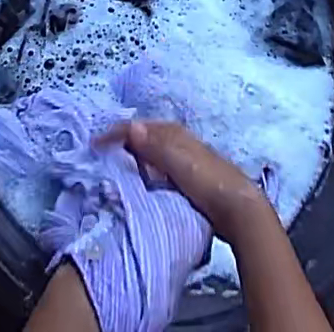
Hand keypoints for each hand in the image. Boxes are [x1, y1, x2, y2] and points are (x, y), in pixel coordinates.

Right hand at [95, 120, 272, 235]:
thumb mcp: (179, 163)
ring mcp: (187, 157)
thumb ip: (156, 146)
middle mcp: (181, 140)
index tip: (95, 143)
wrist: (238, 207)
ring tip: (117, 164)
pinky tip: (142, 179)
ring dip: (136, 152)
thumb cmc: (208, 182)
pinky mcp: (190, 176)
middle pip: (147, 134)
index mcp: (176, 134)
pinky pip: (160, 164)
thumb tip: (131, 126)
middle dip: (125, 138)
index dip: (118, 132)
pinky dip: (147, 166)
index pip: (141, 127)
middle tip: (102, 150)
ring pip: (154, 149)